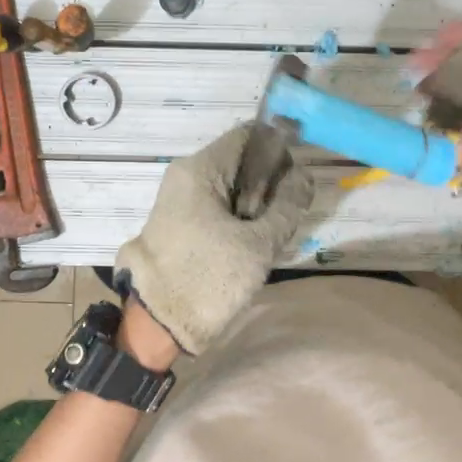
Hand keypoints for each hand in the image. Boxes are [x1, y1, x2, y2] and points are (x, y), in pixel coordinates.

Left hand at [115, 123, 314, 352]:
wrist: (158, 324)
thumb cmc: (208, 278)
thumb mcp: (258, 244)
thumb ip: (287, 207)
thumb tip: (303, 178)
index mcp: (199, 170)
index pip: (248, 136)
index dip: (277, 151)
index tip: (296, 183)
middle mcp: (184, 177)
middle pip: (239, 163)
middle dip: (267, 186)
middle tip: (283, 218)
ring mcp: (178, 201)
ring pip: (230, 189)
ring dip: (254, 207)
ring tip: (266, 238)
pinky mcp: (178, 225)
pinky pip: (216, 209)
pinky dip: (237, 221)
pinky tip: (248, 247)